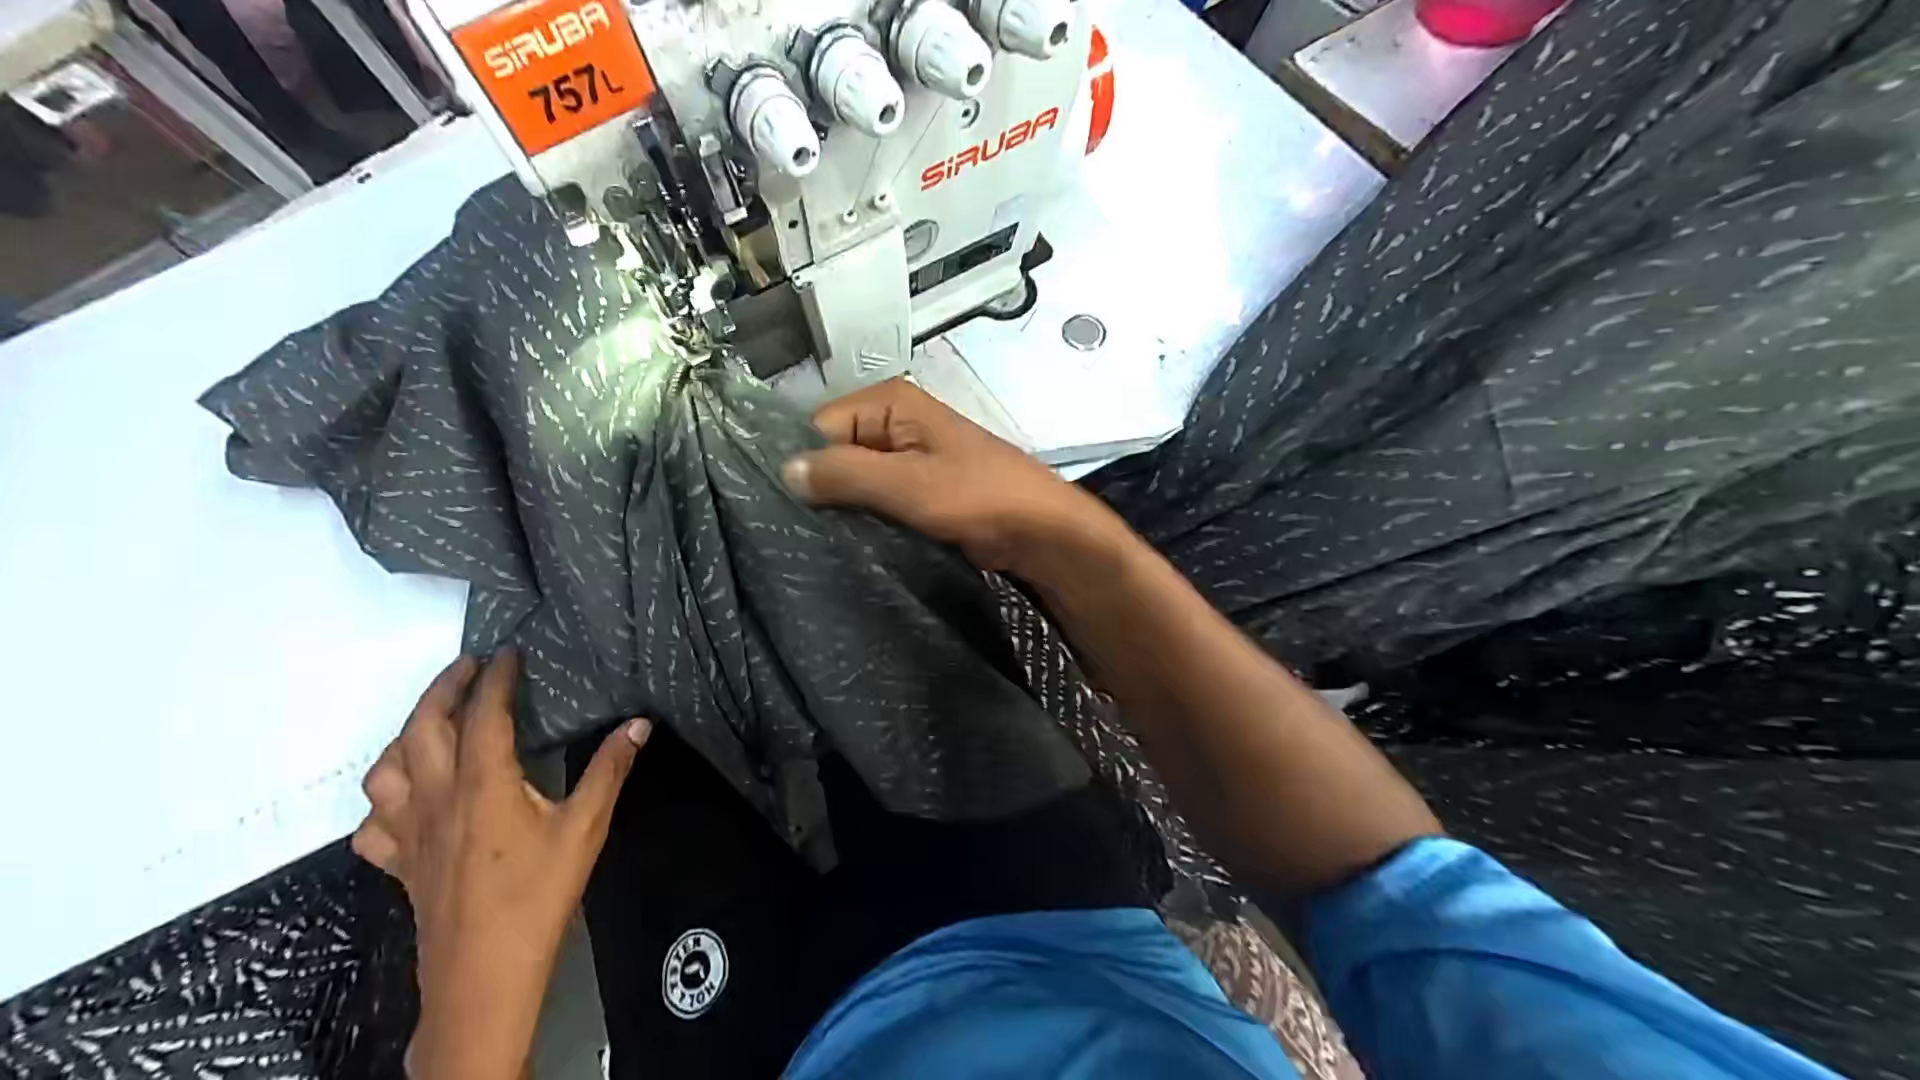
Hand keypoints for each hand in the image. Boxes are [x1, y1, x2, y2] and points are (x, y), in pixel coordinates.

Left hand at [352, 650, 649, 1079]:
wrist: (483, 973)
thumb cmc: (538, 894)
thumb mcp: (586, 828)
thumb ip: (609, 770)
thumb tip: (639, 723)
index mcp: (483, 785)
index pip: (483, 715)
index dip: (496, 679)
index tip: (509, 653)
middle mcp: (436, 799)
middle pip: (422, 729)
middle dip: (443, 688)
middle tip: (469, 666)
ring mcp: (409, 833)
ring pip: (385, 769)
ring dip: (406, 734)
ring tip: (434, 720)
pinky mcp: (398, 863)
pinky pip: (372, 822)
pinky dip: (384, 798)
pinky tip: (407, 797)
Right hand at [781, 378, 1130, 580]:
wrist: (1040, 532)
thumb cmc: (979, 497)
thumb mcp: (908, 483)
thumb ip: (845, 474)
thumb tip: (784, 471)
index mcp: (891, 403)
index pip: (819, 426)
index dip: (804, 464)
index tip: (787, 507)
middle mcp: (895, 422)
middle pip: (835, 452)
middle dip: (822, 489)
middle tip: (803, 531)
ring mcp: (907, 458)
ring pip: (854, 480)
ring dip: (844, 508)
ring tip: (827, 540)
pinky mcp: (917, 490)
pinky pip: (876, 500)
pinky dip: (865, 519)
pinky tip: (853, 543)